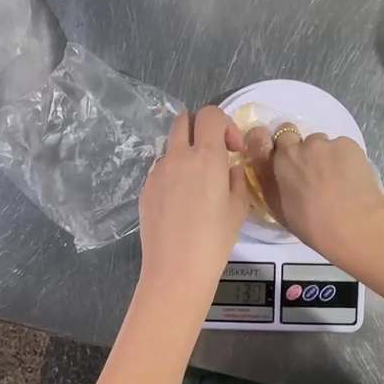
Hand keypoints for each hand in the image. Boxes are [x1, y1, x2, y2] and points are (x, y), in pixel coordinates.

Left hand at [138, 105, 246, 296]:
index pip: (211, 115)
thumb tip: (230, 168)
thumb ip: (236, 180)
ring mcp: (157, 172)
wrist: (176, 269)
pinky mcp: (145, 190)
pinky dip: (173, 175)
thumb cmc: (214, 240)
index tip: (233, 149)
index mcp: (205, 157)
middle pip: (184, 120)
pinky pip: (160, 171)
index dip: (225, 124)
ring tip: (197, 183)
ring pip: (170, 147)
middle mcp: (178, 157)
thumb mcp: (238, 209)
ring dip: (185, 153)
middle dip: (201, 129)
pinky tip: (181, 204)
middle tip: (213, 154)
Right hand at [243, 125, 383, 261]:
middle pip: (302, 139)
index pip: (279, 136)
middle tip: (315, 174)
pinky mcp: (350, 145)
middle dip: (306, 152)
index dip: (285, 148)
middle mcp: (303, 145)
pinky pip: (344, 147)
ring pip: (325, 144)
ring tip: (338, 179)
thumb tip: (277, 172)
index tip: (291, 163)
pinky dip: (346, 159)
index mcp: (282, 160)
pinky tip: (352, 178)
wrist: (354, 225)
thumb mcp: (279, 207)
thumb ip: (273, 182)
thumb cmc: (312, 225)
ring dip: (327, 156)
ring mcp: (328, 143)